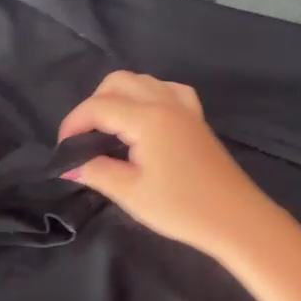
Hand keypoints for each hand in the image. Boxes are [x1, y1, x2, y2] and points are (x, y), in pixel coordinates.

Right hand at [57, 71, 281, 259]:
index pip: (98, 107)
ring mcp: (184, 108)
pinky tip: (145, 118)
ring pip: (143, 81)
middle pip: (118, 82)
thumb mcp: (131, 194)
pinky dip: (148, 95)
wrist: (236, 219)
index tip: (63, 149)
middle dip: (94, 103)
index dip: (74, 123)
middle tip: (85, 136)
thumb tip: (69, 164)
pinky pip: (168, 89)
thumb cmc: (182, 208)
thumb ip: (97, 172)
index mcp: (147, 118)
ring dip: (119, 95)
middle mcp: (165, 102)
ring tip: (109, 128)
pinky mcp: (197, 118)